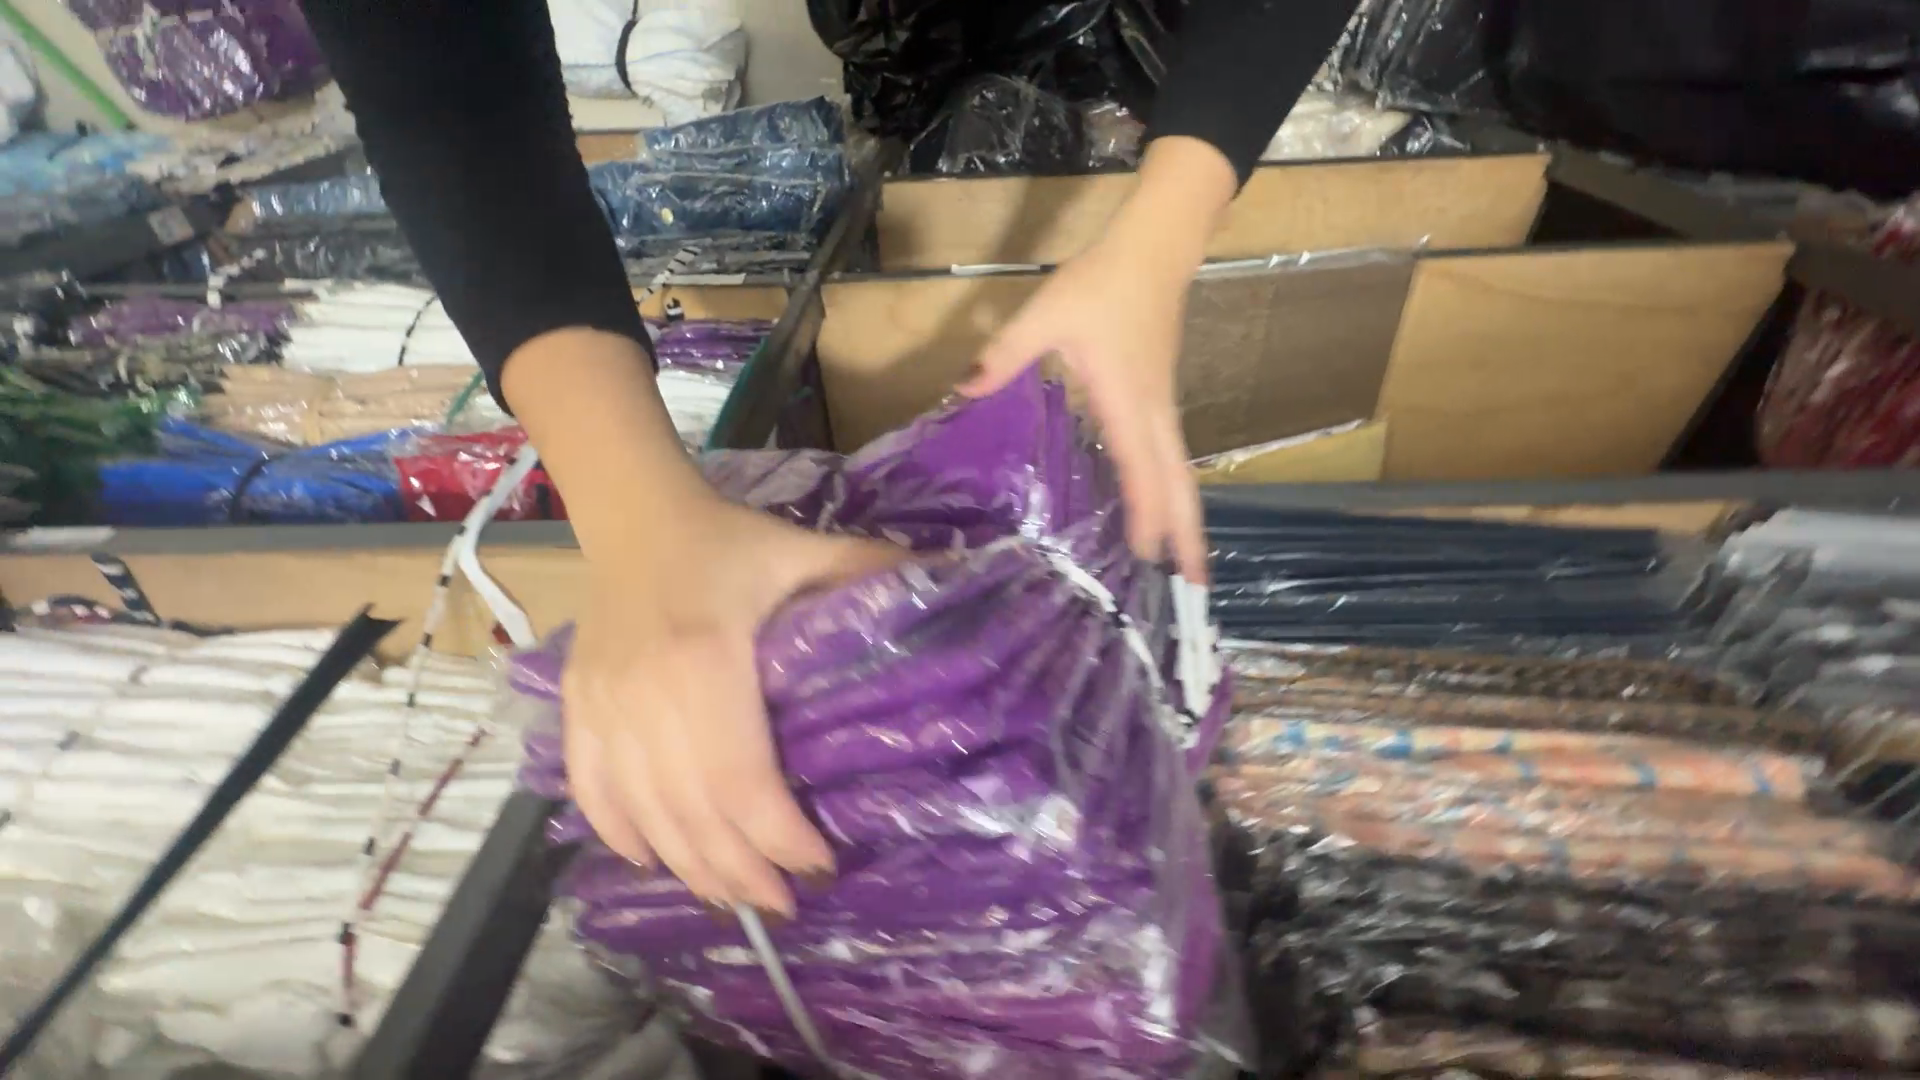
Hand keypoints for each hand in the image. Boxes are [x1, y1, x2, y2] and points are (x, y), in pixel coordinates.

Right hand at [560, 497, 903, 915]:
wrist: (636, 518)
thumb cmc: (729, 541)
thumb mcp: (808, 549)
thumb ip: (875, 569)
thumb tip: (954, 576)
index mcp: (706, 660)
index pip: (742, 777)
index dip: (780, 835)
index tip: (821, 865)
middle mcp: (646, 697)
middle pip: (694, 813)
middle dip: (743, 872)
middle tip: (786, 904)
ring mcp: (602, 707)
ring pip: (643, 816)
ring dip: (691, 869)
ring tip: (737, 901)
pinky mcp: (576, 708)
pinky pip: (592, 791)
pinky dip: (624, 835)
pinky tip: (656, 862)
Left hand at [959, 225, 1208, 579]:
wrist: (1155, 245)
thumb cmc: (1102, 280)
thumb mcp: (1046, 314)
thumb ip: (1004, 355)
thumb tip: (962, 392)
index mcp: (1128, 401)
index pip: (1140, 469)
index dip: (1145, 515)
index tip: (1145, 559)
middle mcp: (1154, 413)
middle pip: (1179, 483)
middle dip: (1189, 535)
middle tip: (1195, 589)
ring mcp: (1164, 407)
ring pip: (1181, 474)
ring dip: (1186, 520)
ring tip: (1187, 566)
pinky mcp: (1162, 399)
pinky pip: (1172, 457)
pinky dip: (1173, 493)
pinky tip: (1159, 509)